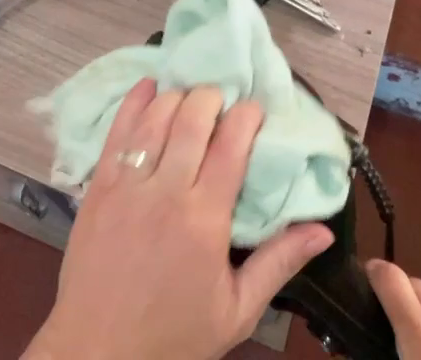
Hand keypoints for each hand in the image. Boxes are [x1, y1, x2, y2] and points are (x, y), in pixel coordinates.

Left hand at [25, 79, 333, 359]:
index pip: (231, 145)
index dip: (246, 116)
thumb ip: (278, 263)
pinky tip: (148, 86)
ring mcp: (127, 185)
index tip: (255, 108)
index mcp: (205, 220)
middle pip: (192, 119)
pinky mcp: (98, 186)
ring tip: (191, 96)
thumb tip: (322, 229)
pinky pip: (117, 132)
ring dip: (177, 96)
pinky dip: (134, 103)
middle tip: (223, 99)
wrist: (99, 353)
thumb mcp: (236, 310)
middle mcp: (166, 191)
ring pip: (156, 117)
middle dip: (212, 97)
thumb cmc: (174, 335)